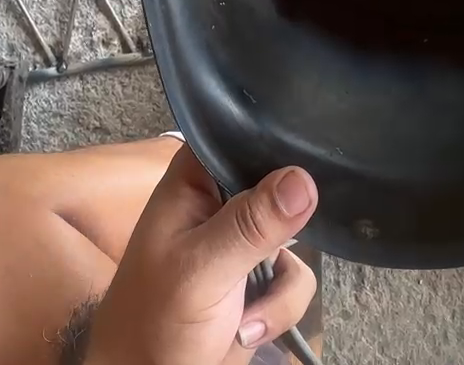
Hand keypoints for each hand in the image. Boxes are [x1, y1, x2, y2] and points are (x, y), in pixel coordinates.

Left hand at [84, 144, 317, 364]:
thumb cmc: (154, 319)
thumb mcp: (201, 269)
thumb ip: (251, 224)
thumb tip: (304, 178)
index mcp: (195, 177)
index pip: (241, 133)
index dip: (276, 140)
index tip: (308, 158)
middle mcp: (221, 199)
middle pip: (279, 180)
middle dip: (289, 220)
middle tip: (273, 251)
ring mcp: (241, 240)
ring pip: (294, 237)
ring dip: (279, 285)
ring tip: (245, 316)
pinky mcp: (257, 279)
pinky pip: (295, 279)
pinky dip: (281, 309)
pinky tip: (248, 329)